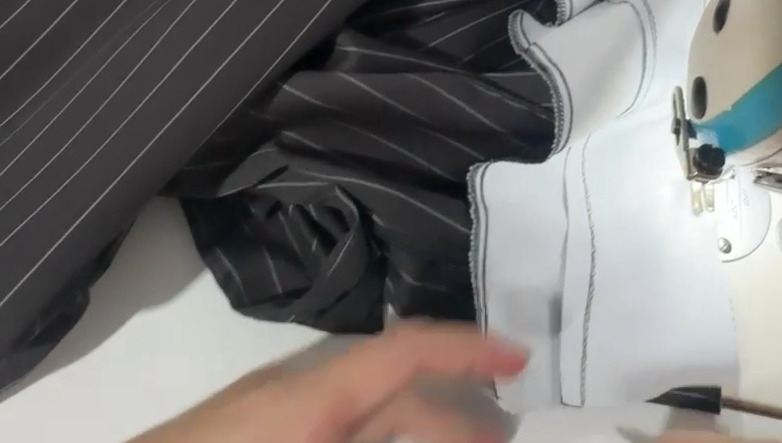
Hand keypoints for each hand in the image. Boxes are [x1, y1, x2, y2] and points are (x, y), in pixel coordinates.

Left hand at [130, 321, 528, 442]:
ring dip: (417, 430)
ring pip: (369, 415)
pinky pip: (342, 430)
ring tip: (457, 441)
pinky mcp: (261, 431)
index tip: (520, 357)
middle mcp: (297, 395)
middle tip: (504, 436)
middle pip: (396, 392)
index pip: (405, 350)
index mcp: (308, 398)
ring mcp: (275, 413)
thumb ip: (380, 431)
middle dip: (455, 418)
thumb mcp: (307, 431)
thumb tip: (441, 423)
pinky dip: (378, 440)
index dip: (467, 347)